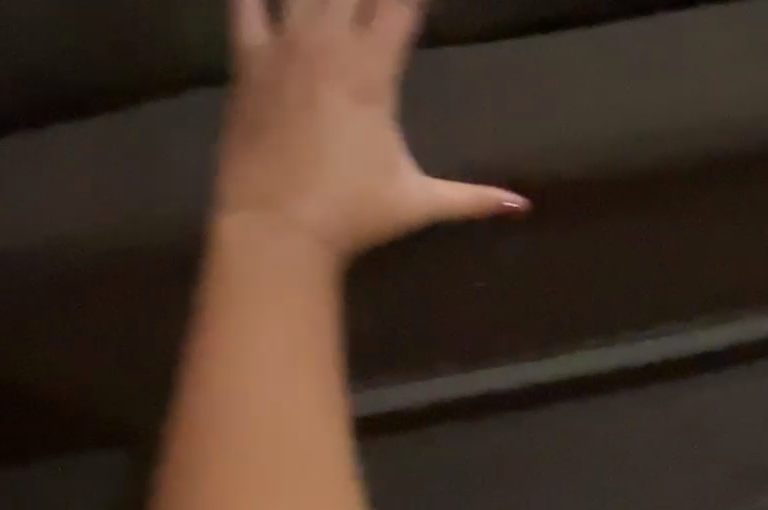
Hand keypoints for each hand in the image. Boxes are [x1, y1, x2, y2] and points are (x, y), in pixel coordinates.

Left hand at [215, 0, 529, 260]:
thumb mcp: (418, 204)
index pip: (399, 4)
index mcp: (373, 72)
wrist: (277, 230)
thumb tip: (522, 206)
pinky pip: (244, 3)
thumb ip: (473, 198)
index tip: (419, 3)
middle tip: (378, 2)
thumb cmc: (353, 216)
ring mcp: (283, 47)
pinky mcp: (246, 62)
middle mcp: (328, 44)